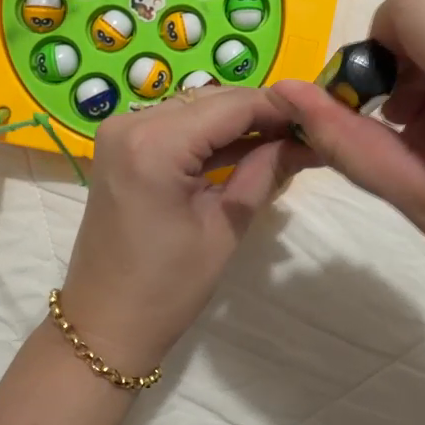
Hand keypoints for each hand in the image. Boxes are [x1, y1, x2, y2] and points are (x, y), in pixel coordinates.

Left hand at [60, 88, 314, 373]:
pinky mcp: (123, 144)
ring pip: (197, 107)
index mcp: (155, 143)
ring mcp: (122, 130)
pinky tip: (249, 147)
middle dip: (261, 113)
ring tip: (286, 141)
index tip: (320, 117)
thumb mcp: (225, 228)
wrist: (104, 324)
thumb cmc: (167, 288)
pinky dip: (212, 134)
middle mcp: (132, 122)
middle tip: (307, 133)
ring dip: (239, 122)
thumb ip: (265, 172)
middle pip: (213, 100)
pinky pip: (178, 124)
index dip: (279, 108)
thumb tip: (305, 139)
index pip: (232, 105)